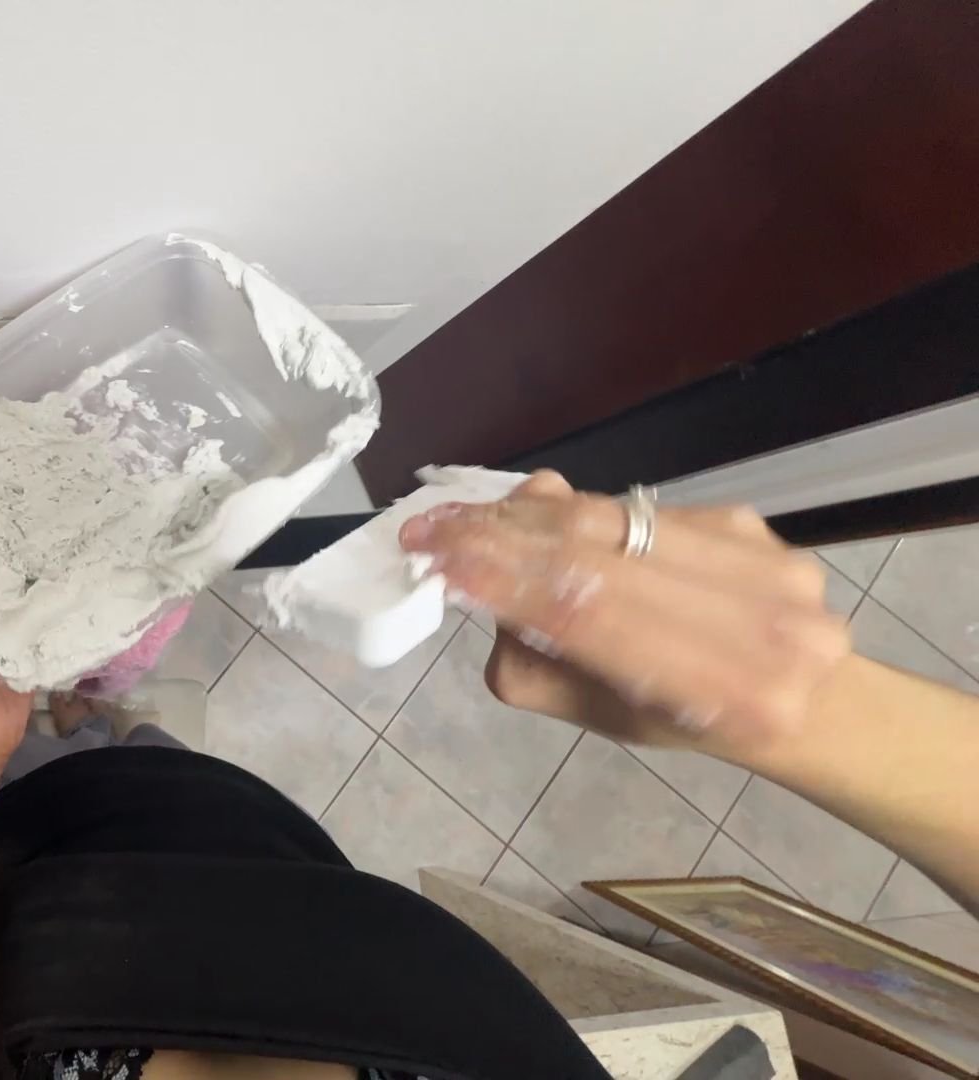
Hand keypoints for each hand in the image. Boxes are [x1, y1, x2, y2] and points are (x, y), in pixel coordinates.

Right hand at [397, 471, 851, 761]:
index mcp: (722, 696)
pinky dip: (559, 508)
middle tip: (428, 527)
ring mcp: (761, 562)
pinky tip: (519, 515)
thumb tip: (481, 575)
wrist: (791, 693)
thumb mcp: (581, 708)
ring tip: (460, 516)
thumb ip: (526, 654)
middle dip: (496, 536)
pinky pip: (623, 506)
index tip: (433, 561)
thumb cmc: (666, 714)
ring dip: (517, 514)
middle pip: (595, 555)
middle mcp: (762, 624)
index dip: (501, 582)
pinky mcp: (745, 522)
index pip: (584, 617)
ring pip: (605, 519)